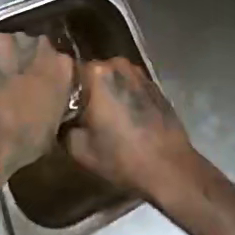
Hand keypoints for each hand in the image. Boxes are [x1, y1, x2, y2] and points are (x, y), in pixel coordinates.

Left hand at [0, 33, 74, 177]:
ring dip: (14, 55)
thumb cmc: (26, 140)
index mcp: (63, 68)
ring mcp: (14, 42)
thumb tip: (53, 101)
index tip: (49, 87)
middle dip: (35, 61)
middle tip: (26, 81)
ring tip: (6, 74)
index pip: (64, 63)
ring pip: (18, 43)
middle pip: (41, 48)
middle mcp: (42, 47)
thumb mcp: (54, 127)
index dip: (55, 75)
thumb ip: (58, 105)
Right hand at [65, 58, 202, 202]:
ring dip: (107, 94)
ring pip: (112, 79)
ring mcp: (139, 73)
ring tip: (105, 119)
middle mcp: (117, 65)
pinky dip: (125, 98)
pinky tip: (126, 121)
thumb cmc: (123, 157)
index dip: (64, 91)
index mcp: (96, 73)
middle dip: (86, 91)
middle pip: (92, 74)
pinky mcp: (155, 86)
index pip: (69, 72)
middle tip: (83, 115)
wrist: (171, 169)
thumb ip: (63, 128)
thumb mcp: (80, 149)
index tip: (63, 108)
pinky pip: (130, 87)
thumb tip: (62, 120)